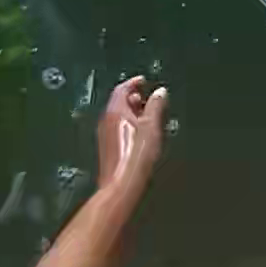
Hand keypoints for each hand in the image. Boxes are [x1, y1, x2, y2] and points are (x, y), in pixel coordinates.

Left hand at [97, 76, 165, 190]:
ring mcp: (106, 136)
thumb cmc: (136, 155)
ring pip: (119, 115)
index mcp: (115, 112)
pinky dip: (131, 123)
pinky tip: (143, 131)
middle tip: (150, 96)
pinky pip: (119, 128)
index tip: (143, 80)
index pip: (122, 89)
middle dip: (135, 97)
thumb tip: (159, 92)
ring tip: (150, 113)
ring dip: (134, 111)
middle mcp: (107, 122)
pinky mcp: (109, 148)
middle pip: (119, 101)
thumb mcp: (152, 125)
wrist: (121, 185)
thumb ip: (156, 105)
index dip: (133, 82)